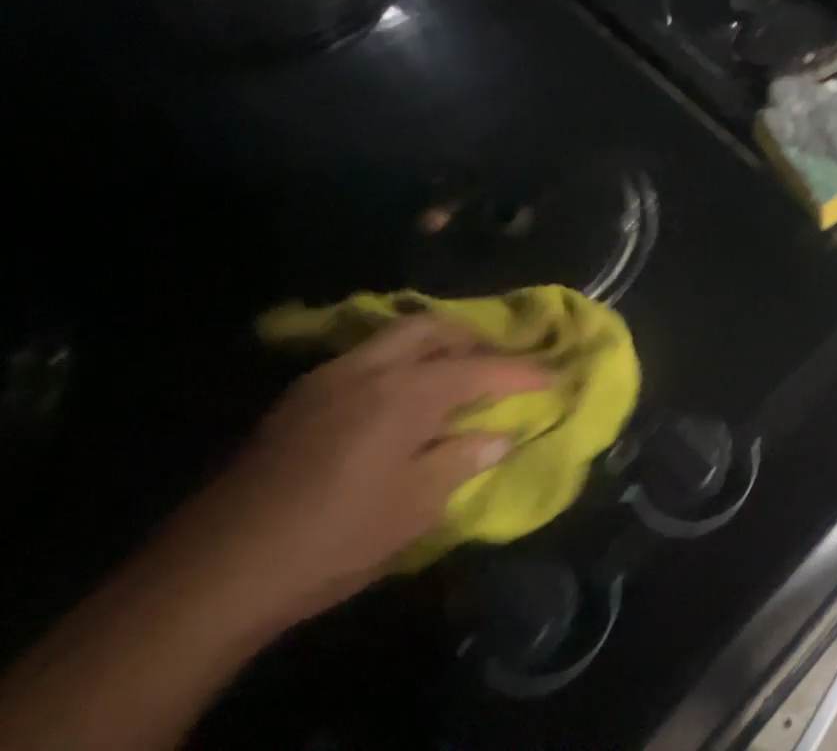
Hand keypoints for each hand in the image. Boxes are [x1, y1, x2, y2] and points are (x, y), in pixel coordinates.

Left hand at [170, 317, 550, 624]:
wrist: (213, 575)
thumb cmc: (334, 540)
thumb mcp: (417, 508)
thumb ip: (463, 461)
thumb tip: (498, 436)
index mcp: (404, 394)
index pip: (481, 368)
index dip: (523, 373)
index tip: (555, 379)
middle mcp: (366, 372)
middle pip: (431, 328)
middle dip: (475, 338)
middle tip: (505, 362)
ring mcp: (324, 383)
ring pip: (392, 338)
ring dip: (434, 347)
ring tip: (462, 375)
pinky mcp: (296, 404)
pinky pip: (364, 361)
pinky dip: (400, 364)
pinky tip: (408, 397)